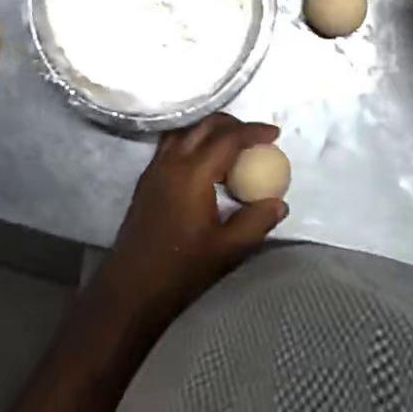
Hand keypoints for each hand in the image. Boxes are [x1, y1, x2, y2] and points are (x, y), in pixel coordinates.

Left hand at [95, 113, 287, 321]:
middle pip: (206, 125)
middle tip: (255, 137)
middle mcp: (172, 160)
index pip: (228, 138)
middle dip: (234, 124)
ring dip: (211, 130)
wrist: (132, 288)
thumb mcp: (227, 249)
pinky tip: (205, 162)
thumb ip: (256, 222)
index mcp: (193, 173)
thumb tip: (280, 203)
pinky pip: (173, 143)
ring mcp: (156, 166)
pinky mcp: (148, 177)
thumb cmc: (181, 270)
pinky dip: (194, 140)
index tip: (274, 134)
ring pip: (187, 130)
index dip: (253, 132)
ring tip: (232, 145)